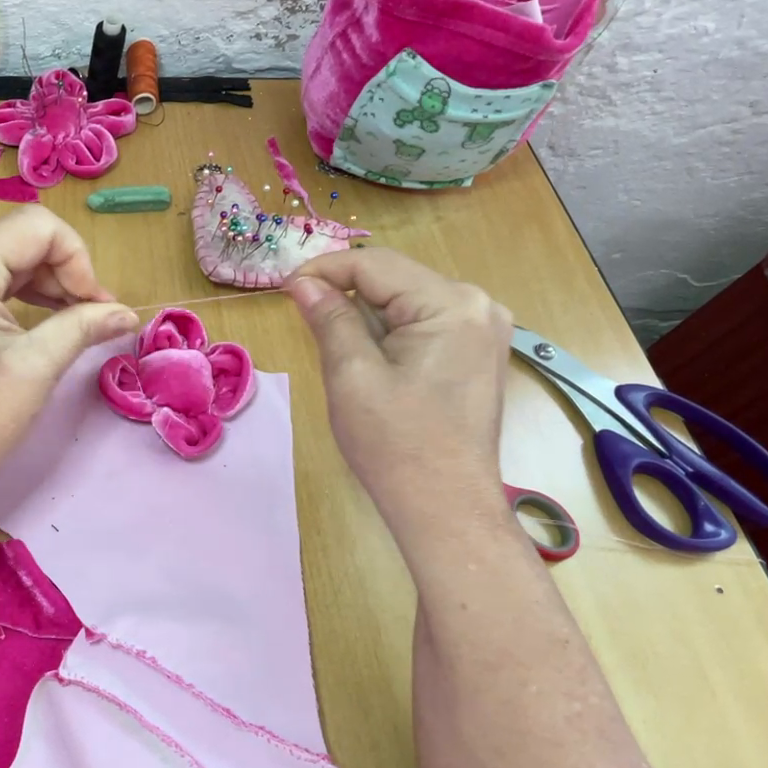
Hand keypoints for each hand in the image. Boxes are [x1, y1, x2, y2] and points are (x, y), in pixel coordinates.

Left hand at [0, 206, 137, 509]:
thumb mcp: (36, 367)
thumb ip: (83, 325)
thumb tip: (126, 313)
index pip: (33, 227)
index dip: (77, 258)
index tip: (97, 304)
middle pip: (15, 242)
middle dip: (62, 273)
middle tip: (94, 316)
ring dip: (42, 286)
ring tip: (75, 322)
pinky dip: (15, 298)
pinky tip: (42, 322)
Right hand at [287, 248, 512, 523]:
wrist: (443, 504)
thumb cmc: (395, 442)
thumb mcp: (351, 375)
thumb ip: (330, 318)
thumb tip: (303, 282)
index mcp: (451, 304)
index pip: (375, 264)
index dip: (324, 269)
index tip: (283, 288)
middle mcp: (478, 305)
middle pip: (394, 278)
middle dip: (344, 291)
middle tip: (300, 314)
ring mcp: (483, 329)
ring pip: (405, 300)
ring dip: (364, 313)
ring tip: (330, 340)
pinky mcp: (476, 352)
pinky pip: (421, 322)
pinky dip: (387, 330)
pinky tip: (366, 355)